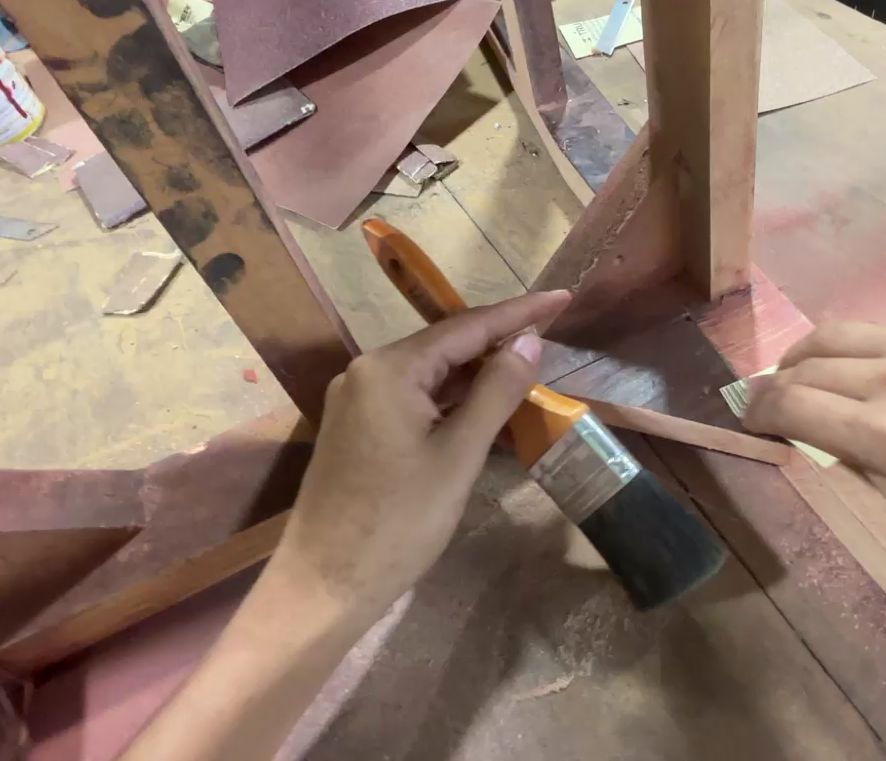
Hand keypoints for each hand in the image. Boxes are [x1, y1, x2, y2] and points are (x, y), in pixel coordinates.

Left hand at [271, 290, 571, 617]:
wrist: (323, 588)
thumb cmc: (399, 522)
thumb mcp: (459, 453)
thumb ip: (497, 389)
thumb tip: (529, 340)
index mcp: (389, 368)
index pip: (467, 326)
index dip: (519, 312)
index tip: (561, 297)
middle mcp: (368, 372)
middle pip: (447, 345)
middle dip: (499, 341)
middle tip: (550, 334)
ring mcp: (359, 400)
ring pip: (432, 374)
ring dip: (478, 374)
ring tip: (528, 369)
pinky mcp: (359, 428)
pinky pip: (416, 398)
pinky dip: (453, 400)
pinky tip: (485, 408)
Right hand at [743, 314, 885, 541]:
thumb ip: (856, 462)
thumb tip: (812, 433)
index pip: (793, 406)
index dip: (760, 411)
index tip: (751, 419)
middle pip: (804, 367)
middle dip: (775, 385)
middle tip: (768, 400)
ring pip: (830, 334)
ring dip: (801, 355)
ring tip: (795, 371)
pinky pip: (872, 328)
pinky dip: (848, 346)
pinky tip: (855, 364)